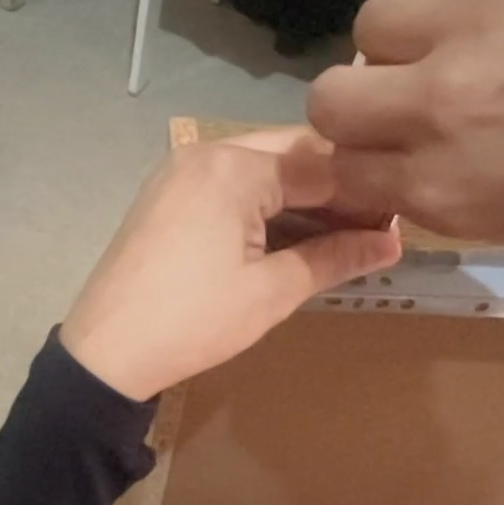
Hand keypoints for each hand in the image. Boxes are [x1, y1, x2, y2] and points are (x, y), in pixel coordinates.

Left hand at [61, 131, 401, 400]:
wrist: (106, 352)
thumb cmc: (193, 320)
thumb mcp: (271, 292)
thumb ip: (334, 258)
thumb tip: (392, 244)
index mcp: (232, 166)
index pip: (319, 163)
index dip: (362, 192)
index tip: (397, 220)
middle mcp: (203, 152)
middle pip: (287, 156)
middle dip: (332, 189)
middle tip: (371, 228)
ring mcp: (177, 172)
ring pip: (256, 170)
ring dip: (297, 198)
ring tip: (339, 236)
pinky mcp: (164, 197)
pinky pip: (225, 186)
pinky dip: (260, 206)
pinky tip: (288, 234)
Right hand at [306, 0, 503, 286]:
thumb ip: (458, 195)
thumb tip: (420, 159)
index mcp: (447, 194)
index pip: (342, 172)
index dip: (360, 167)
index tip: (386, 161)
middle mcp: (441, 107)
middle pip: (329, 95)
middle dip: (361, 106)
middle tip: (415, 102)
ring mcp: (484, 16)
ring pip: (377, 18)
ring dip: (410, 34)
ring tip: (473, 33)